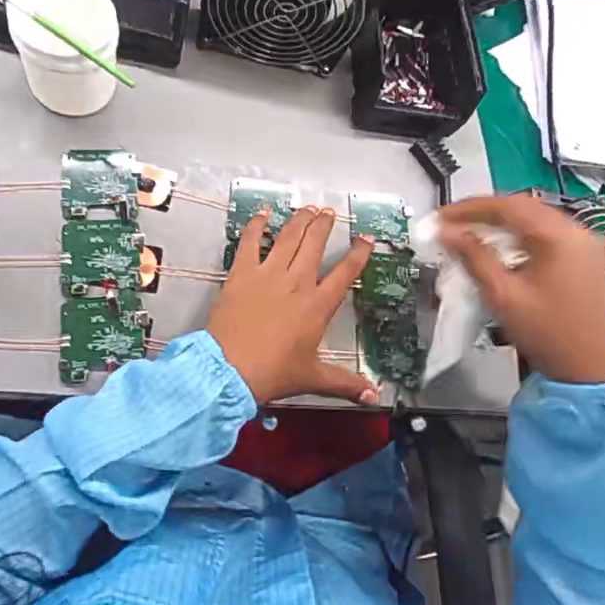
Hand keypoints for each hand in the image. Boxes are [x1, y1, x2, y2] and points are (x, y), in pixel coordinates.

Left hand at [205, 207, 378, 405]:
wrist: (231, 368)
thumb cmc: (274, 373)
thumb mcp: (312, 378)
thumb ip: (345, 383)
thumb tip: (374, 396)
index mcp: (318, 306)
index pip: (345, 273)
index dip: (358, 254)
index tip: (366, 239)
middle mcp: (297, 283)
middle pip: (315, 244)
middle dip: (324, 225)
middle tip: (329, 212)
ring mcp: (268, 274)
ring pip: (288, 238)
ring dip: (299, 220)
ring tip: (308, 208)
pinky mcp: (242, 273)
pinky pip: (251, 242)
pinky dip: (256, 225)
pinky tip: (262, 213)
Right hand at [438, 195, 604, 383]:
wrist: (586, 368)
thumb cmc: (547, 334)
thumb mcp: (502, 294)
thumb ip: (473, 256)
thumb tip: (447, 232)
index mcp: (561, 238)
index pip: (508, 207)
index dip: (469, 208)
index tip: (442, 216)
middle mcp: (578, 233)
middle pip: (523, 207)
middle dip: (483, 212)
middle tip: (450, 222)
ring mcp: (584, 245)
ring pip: (533, 218)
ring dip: (499, 222)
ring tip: (467, 232)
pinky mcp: (584, 257)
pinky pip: (545, 233)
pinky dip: (517, 234)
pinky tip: (496, 245)